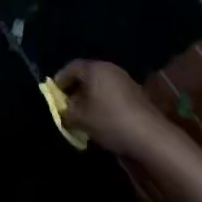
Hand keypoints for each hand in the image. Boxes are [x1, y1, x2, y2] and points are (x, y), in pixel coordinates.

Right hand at [54, 60, 189, 162]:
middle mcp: (111, 69)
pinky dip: (102, 102)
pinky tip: (99, 119)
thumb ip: (66, 111)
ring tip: (81, 116)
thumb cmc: (109, 120)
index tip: (53, 95)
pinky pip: (111, 93)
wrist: (148, 134)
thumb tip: (64, 108)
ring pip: (100, 85)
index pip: (72, 67)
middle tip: (65, 106)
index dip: (60, 80)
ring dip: (89, 98)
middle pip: (87, 75)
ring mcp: (125, 80)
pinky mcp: (135, 93)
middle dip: (74, 90)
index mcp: (96, 69)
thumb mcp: (79, 118)